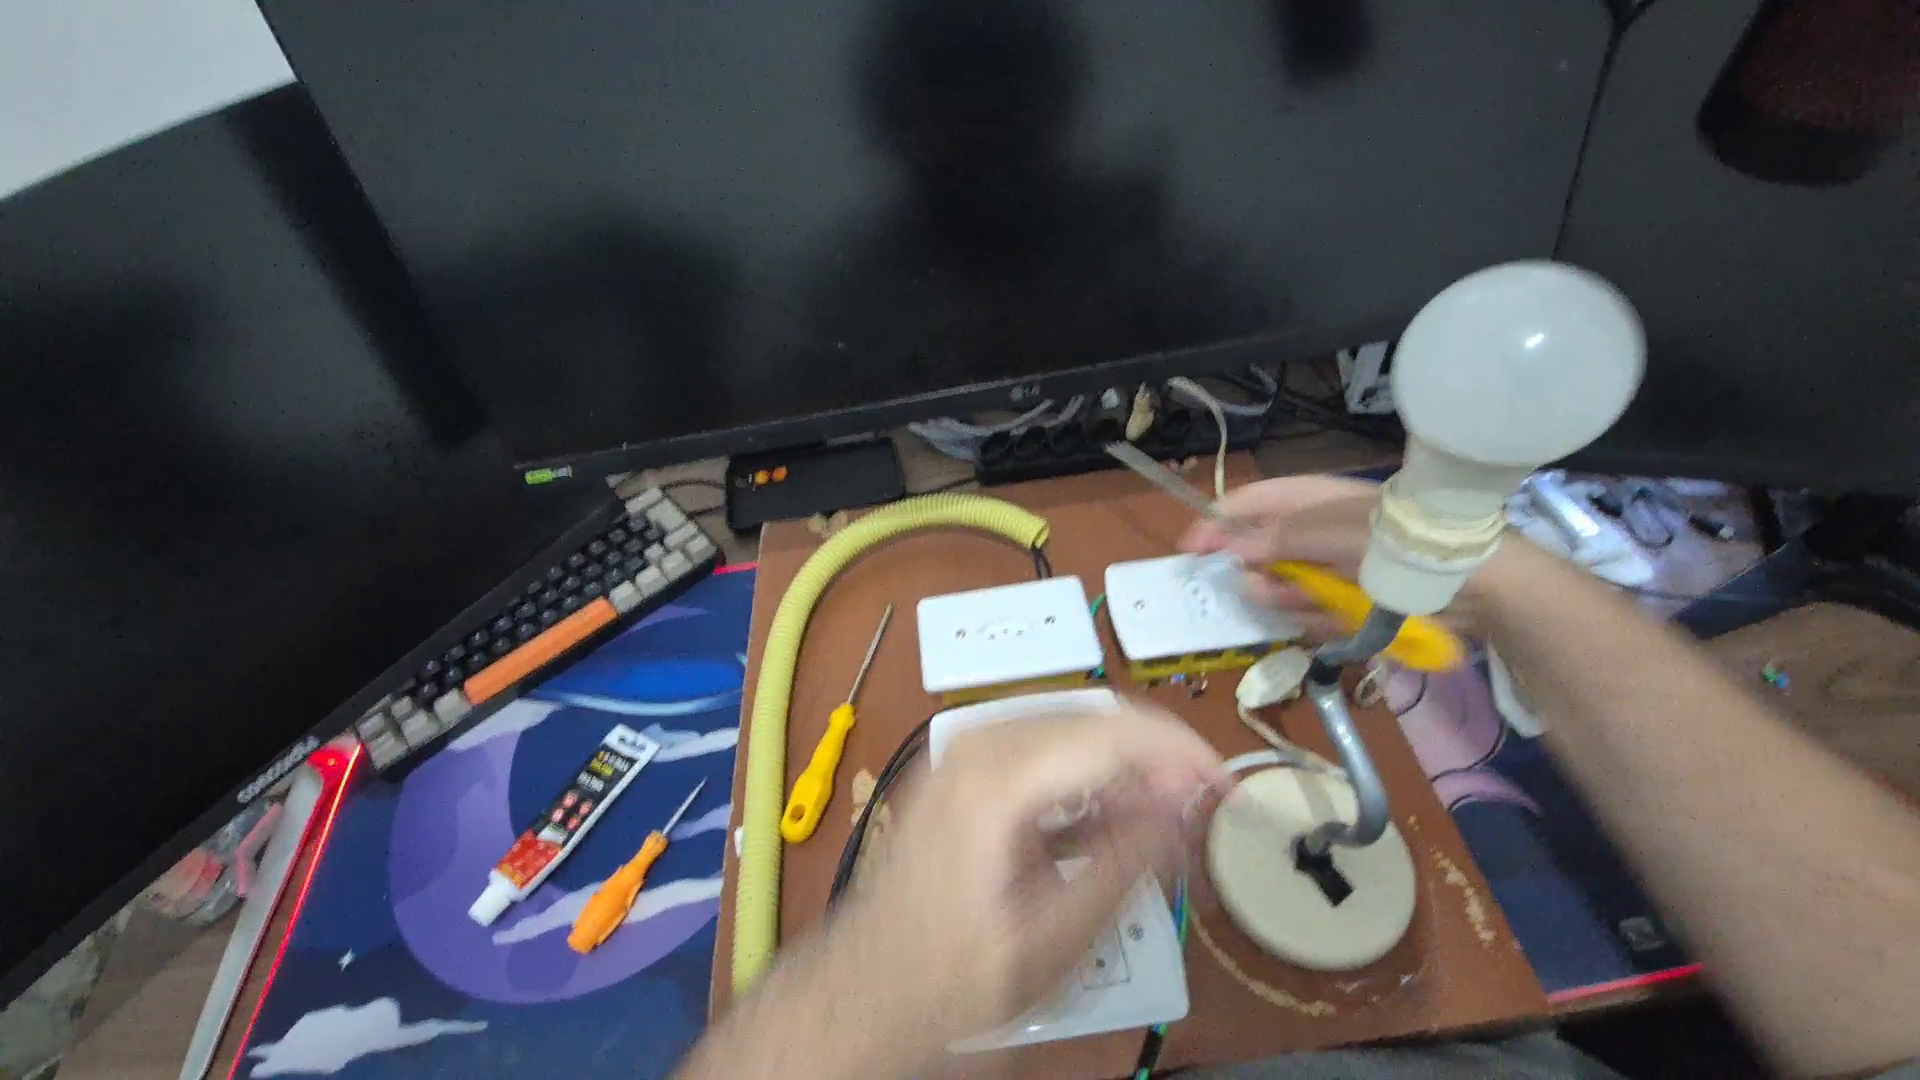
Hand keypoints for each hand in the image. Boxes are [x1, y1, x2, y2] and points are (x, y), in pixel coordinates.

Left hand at [823, 704, 1224, 1058]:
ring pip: (1072, 728)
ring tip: (1165, 815)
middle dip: (1156, 755)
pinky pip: (1043, 746)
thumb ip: (1128, 858)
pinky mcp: (965, 765)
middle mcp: (977, 742)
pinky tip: (1111, 815)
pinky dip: (1087, 773)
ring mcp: (965, 749)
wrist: (869, 983)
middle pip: (1094, 719)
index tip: (1222, 784)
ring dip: (1125, 764)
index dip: (1179, 750)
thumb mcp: (1056, 936)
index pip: (1111, 730)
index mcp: (996, 775)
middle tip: (1201, 802)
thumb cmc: (954, 973)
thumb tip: (1185, 799)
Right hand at [1178, 474, 1515, 637]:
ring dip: (1281, 598)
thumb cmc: (1399, 543)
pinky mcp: (1349, 606)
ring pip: (1282, 588)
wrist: (1479, 587)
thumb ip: (1280, 539)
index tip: (1190, 549)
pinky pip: (1311, 616)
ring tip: (1294, 603)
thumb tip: (1232, 549)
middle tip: (1250, 586)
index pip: (1251, 504)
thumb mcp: (1335, 531)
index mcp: (1313, 502)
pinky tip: (1327, 620)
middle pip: (1261, 551)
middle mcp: (1317, 536)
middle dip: (1252, 570)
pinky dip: (1312, 621)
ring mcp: (1332, 572)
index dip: (1217, 521)